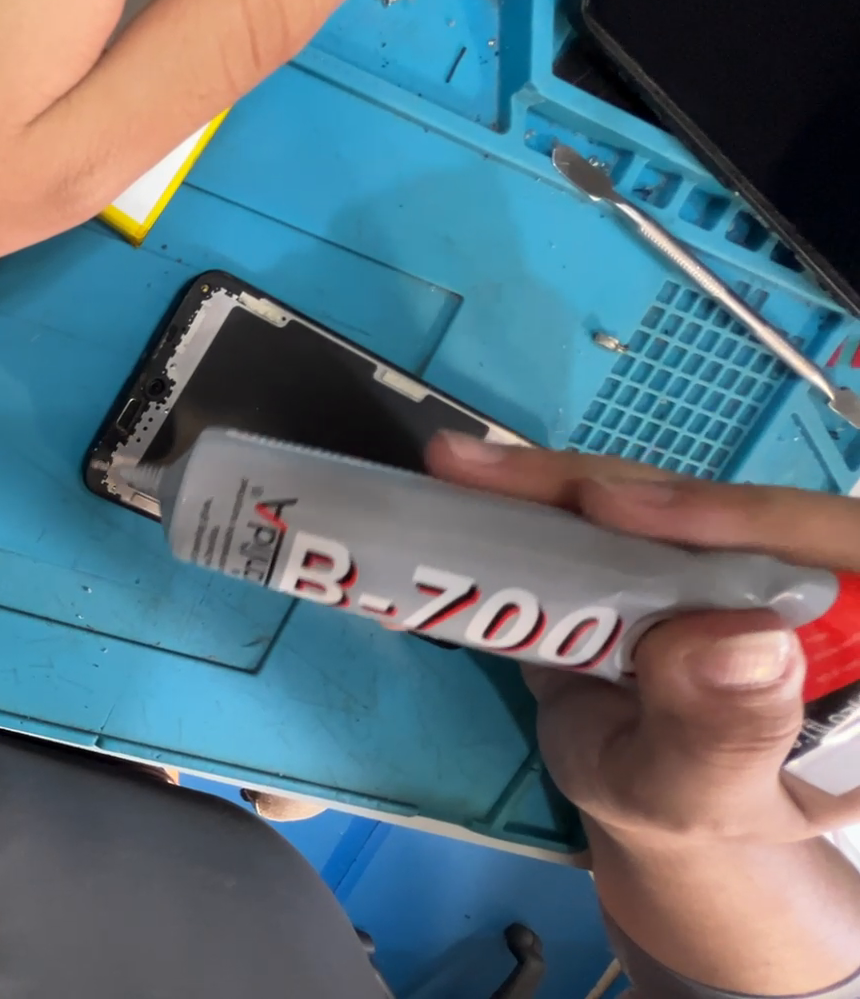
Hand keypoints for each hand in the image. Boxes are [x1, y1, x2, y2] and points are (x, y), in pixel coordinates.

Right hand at [427, 435, 859, 846]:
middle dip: (599, 480)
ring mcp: (706, 562)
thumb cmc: (681, 810)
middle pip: (713, 505)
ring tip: (455, 465)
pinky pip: (588, 514)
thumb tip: (735, 637)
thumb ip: (721, 733)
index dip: (746, 515)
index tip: (617, 510)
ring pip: (642, 497)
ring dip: (543, 479)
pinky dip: (517, 500)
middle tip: (489, 472)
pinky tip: (459, 486)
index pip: (841, 548)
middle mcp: (789, 583)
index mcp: (856, 642)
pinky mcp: (638, 553)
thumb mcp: (697, 793)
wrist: (633, 795)